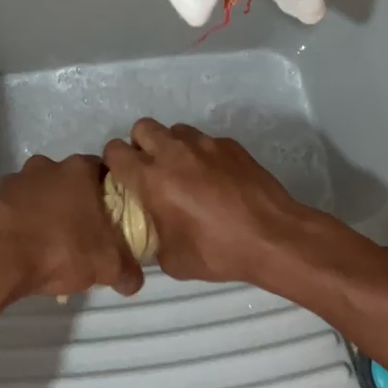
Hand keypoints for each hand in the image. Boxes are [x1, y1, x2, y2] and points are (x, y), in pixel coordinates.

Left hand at [0, 154, 144, 300]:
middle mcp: (48, 166)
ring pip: (39, 193)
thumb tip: (134, 280)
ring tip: (49, 245)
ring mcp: (16, 180)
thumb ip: (128, 271)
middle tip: (82, 234)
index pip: (104, 172)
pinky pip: (14, 210)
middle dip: (76, 203)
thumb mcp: (107, 265)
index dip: (110, 193)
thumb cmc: (61, 248)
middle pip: (69, 181)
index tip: (111, 217)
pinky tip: (23, 249)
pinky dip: (20, 224)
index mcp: (80, 170)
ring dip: (45, 212)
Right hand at [102, 119, 321, 285]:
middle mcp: (174, 153)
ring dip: (172, 146)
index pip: (116, 152)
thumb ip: (152, 239)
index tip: (122, 177)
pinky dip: (202, 154)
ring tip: (184, 172)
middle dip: (140, 145)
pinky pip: (205, 141)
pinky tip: (215, 179)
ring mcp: (205, 145)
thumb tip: (151, 234)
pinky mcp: (230, 144)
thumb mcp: (173, 260)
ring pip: (175, 130)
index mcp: (153, 179)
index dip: (114, 162)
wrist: (272, 237)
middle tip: (151, 170)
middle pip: (142, 127)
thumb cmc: (218, 252)